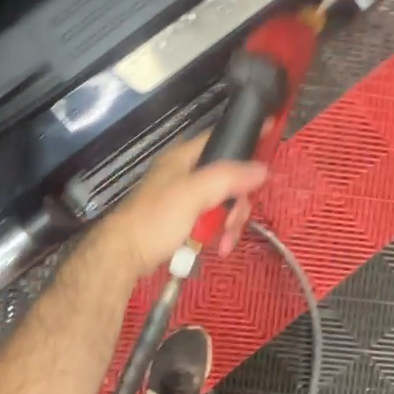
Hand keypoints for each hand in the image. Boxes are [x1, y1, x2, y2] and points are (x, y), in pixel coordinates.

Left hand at [88, 135, 268, 277]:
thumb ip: (229, 178)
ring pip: (222, 204)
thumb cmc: (156, 219)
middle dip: (236, 205)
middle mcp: (185, 174)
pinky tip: (217, 248)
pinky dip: (217, 234)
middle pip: (228, 180)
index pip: (221, 139)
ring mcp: (184, 198)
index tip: (268, 151)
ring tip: (223, 244)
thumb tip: (263, 168)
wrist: (125, 255)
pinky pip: (211, 222)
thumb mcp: (194, 194)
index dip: (245, 143)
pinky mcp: (183, 221)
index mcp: (184, 158)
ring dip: (228, 225)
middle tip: (232, 223)